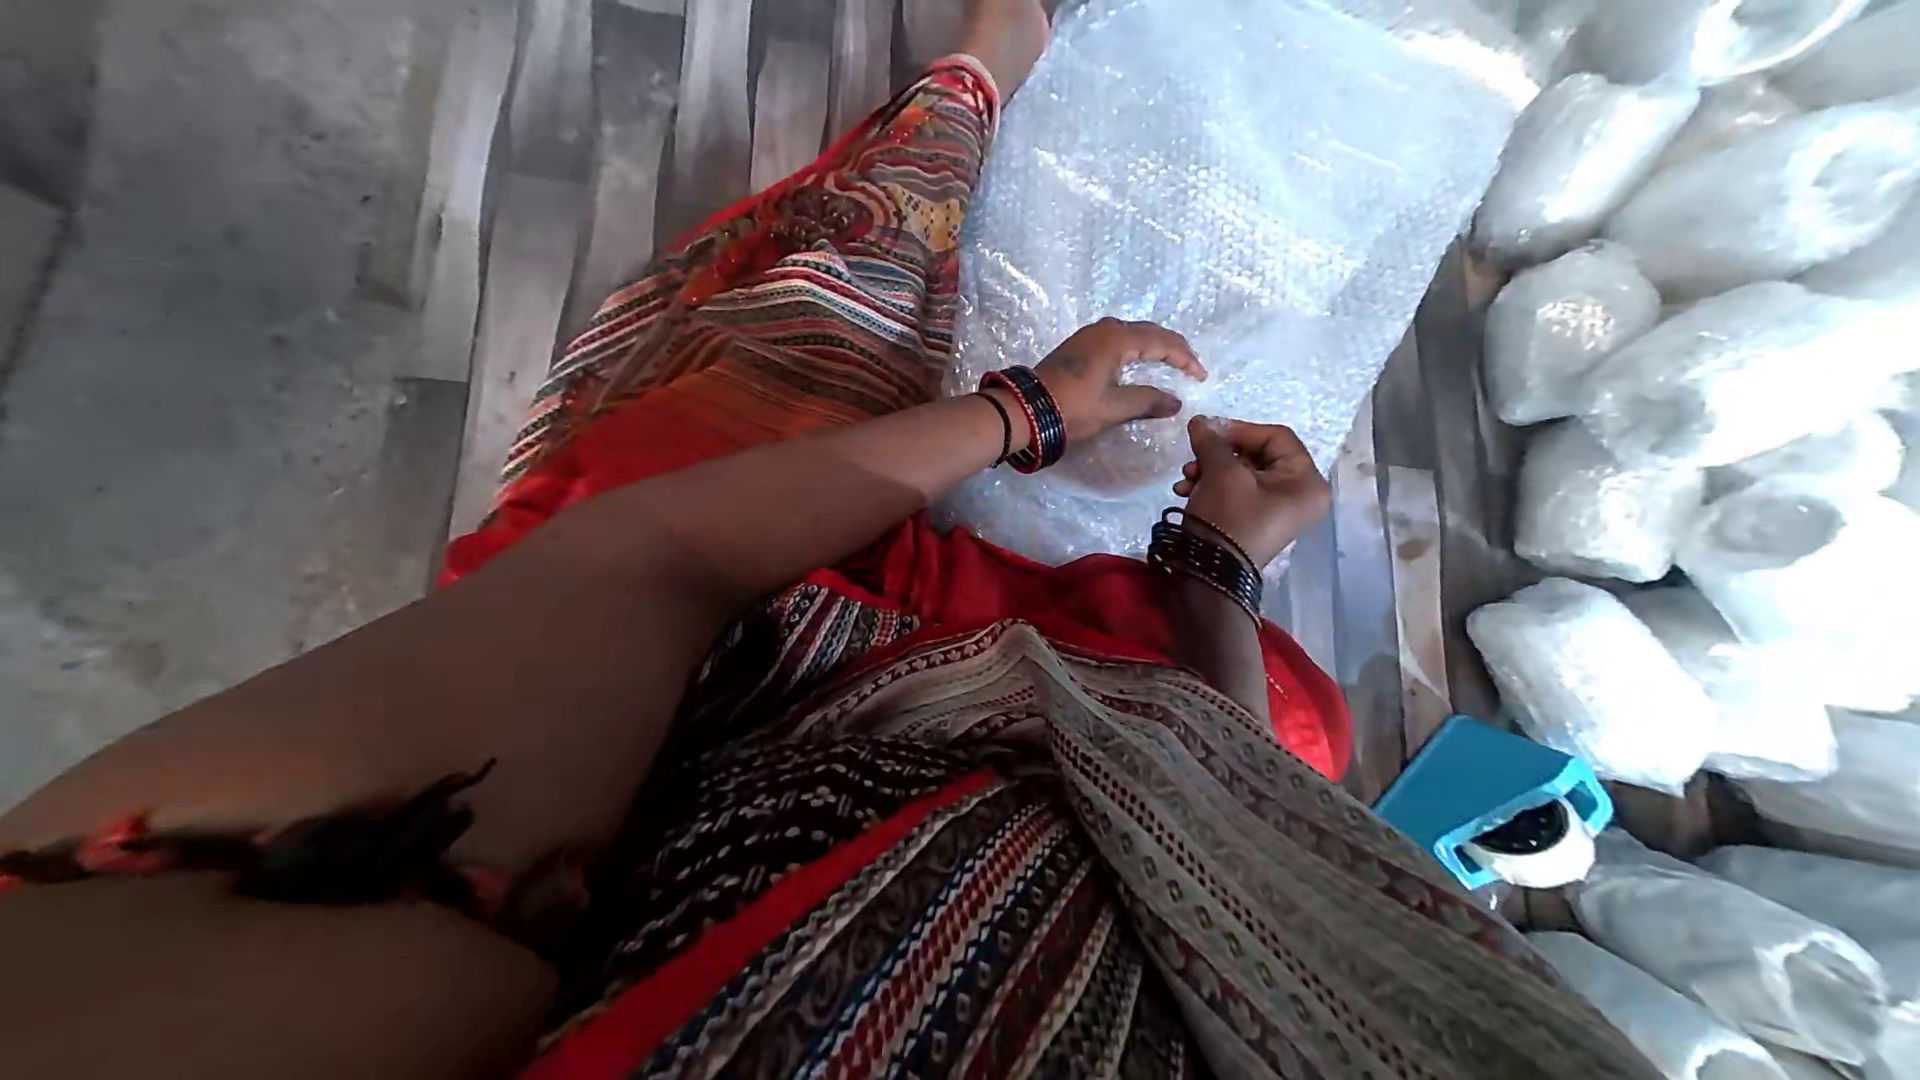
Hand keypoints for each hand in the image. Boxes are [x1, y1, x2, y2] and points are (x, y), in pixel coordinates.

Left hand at [1032, 318, 1206, 441]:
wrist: (1025, 410)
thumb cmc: (1073, 408)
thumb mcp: (1114, 408)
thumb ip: (1148, 401)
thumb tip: (1176, 402)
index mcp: (1117, 338)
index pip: (1162, 343)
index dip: (1185, 359)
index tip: (1200, 376)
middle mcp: (1104, 329)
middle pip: (1148, 332)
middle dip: (1172, 348)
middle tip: (1190, 366)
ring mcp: (1088, 336)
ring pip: (1131, 334)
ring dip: (1152, 346)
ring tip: (1169, 362)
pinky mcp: (1077, 347)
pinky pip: (1115, 340)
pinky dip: (1134, 349)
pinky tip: (1137, 362)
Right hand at [1174, 415, 1330, 569]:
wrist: (1210, 575)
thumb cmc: (1228, 519)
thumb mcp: (1221, 474)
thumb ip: (1212, 442)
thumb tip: (1200, 421)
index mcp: (1306, 482)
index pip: (1276, 437)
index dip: (1239, 430)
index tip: (1207, 431)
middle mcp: (1298, 495)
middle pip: (1257, 455)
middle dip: (1219, 454)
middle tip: (1193, 457)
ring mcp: (1275, 510)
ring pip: (1241, 473)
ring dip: (1209, 470)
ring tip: (1185, 478)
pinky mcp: (1254, 521)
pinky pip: (1235, 492)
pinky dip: (1210, 487)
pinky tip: (1186, 490)